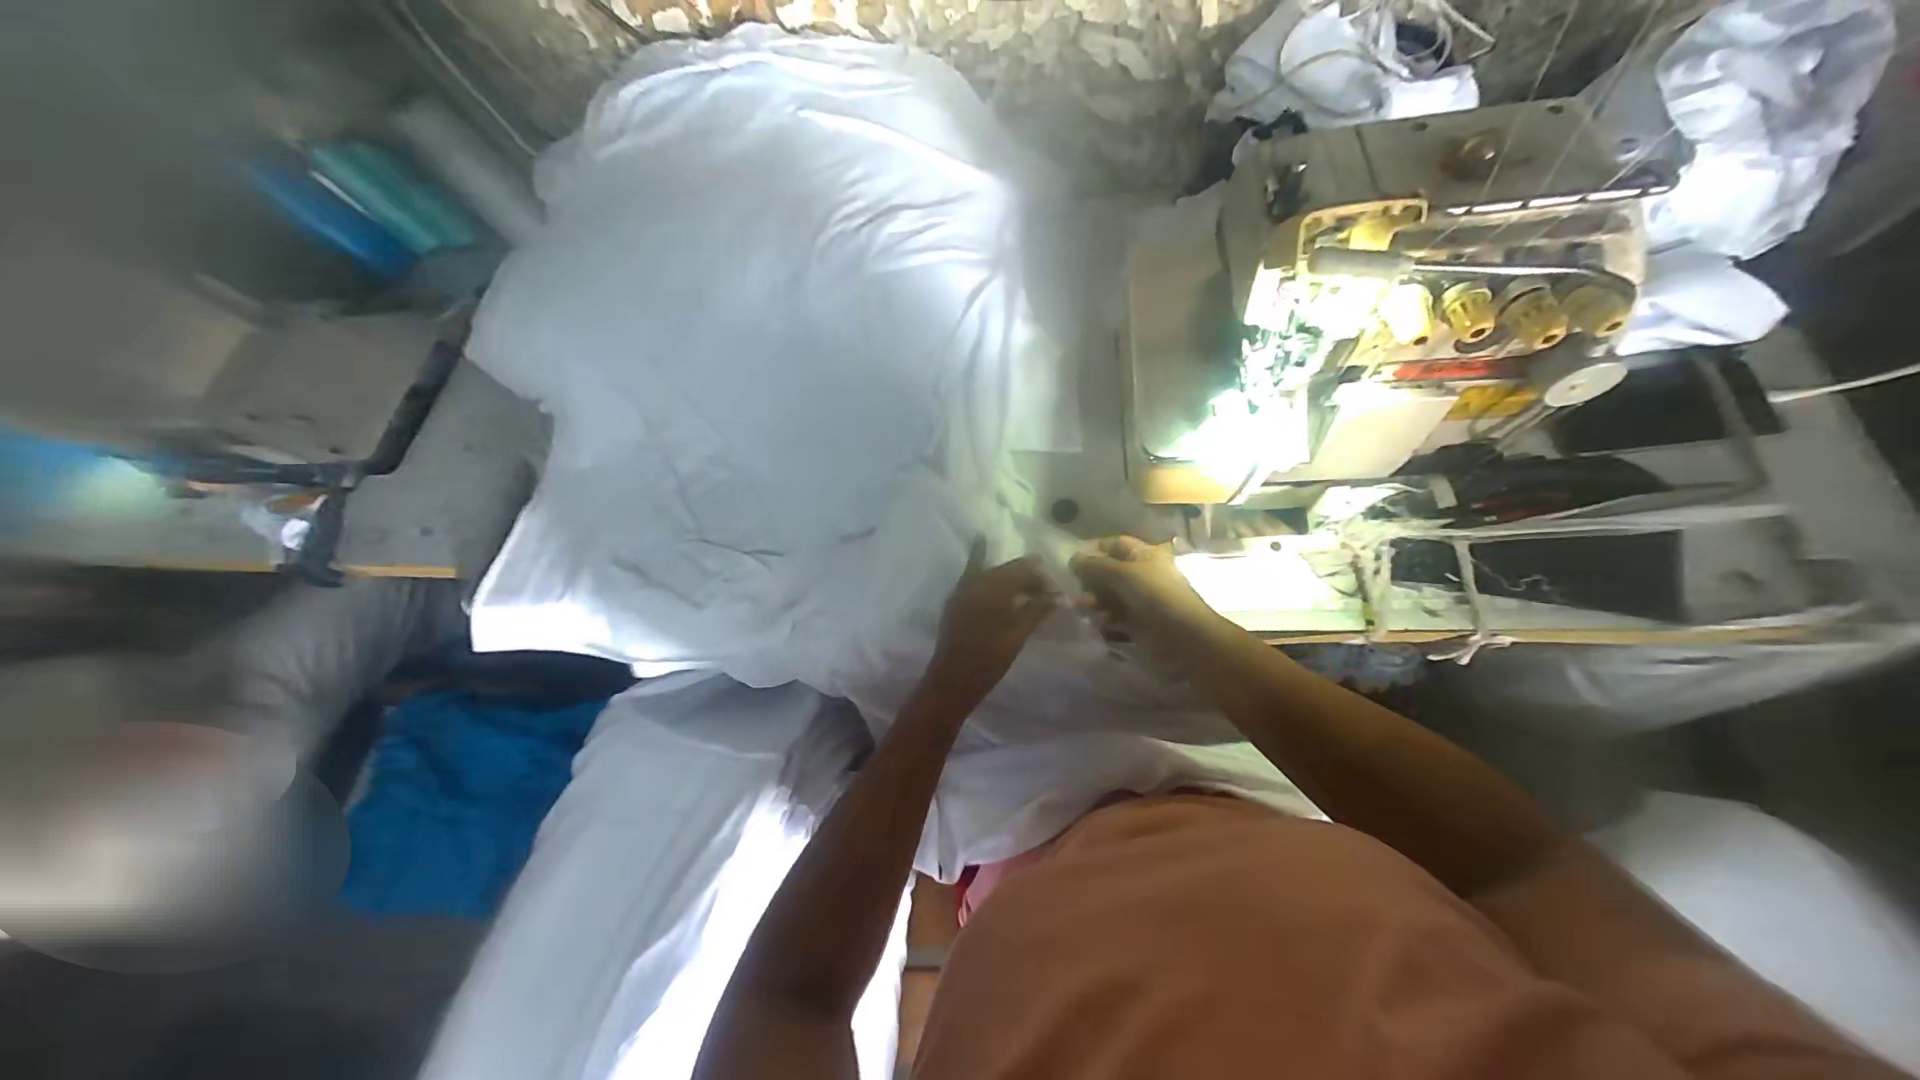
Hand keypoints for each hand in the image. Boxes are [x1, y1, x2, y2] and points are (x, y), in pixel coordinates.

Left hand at [924, 540, 1056, 709]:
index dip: (1043, 580)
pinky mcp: (956, 598)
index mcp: (995, 589)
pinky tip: (980, 538)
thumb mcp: (1017, 636)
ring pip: (992, 572)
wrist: (952, 680)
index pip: (1025, 572)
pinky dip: (977, 556)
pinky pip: (970, 572)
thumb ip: (1035, 611)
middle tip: (1046, 590)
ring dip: (1010, 574)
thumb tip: (1055, 596)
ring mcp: (963, 588)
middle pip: (1009, 570)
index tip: (1057, 593)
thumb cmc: (988, 661)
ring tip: (1028, 581)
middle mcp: (978, 581)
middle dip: (1029, 577)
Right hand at [1069, 536, 1220, 662]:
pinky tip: (1100, 622)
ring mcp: (1138, 598)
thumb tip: (1072, 558)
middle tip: (1072, 586)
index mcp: (1144, 555)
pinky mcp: (1135, 621)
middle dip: (1088, 578)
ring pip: (1106, 594)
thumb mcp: (1123, 573)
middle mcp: (1140, 574)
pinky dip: (1103, 616)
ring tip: (1081, 606)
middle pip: (1107, 571)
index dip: (1095, 548)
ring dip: (1092, 599)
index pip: (1115, 544)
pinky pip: (1112, 614)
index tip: (1073, 558)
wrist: (1184, 635)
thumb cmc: (1155, 594)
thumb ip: (1095, 565)